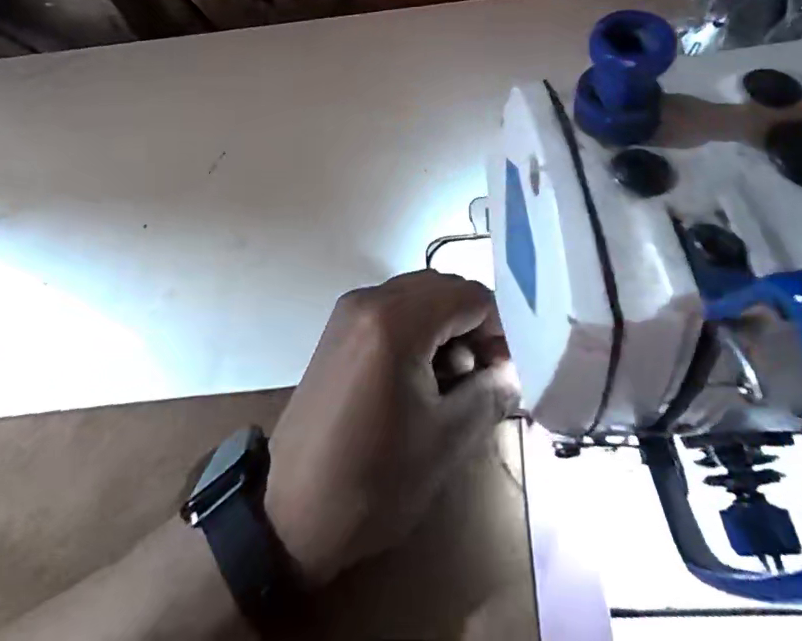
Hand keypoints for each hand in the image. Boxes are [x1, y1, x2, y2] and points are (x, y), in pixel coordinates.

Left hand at [264, 270, 519, 585]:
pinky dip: (418, 332)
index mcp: (395, 319)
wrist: (291, 513)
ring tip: (452, 383)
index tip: (508, 370)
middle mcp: (369, 299)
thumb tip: (511, 370)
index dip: (500, 329)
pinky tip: (420, 379)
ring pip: (418, 298)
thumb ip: (491, 391)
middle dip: (473, 326)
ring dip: (446, 329)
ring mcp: (348, 312)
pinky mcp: (338, 331)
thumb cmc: (375, 478)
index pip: (471, 296)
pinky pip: (393, 312)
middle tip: (485, 376)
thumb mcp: (448, 438)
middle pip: (443, 289)